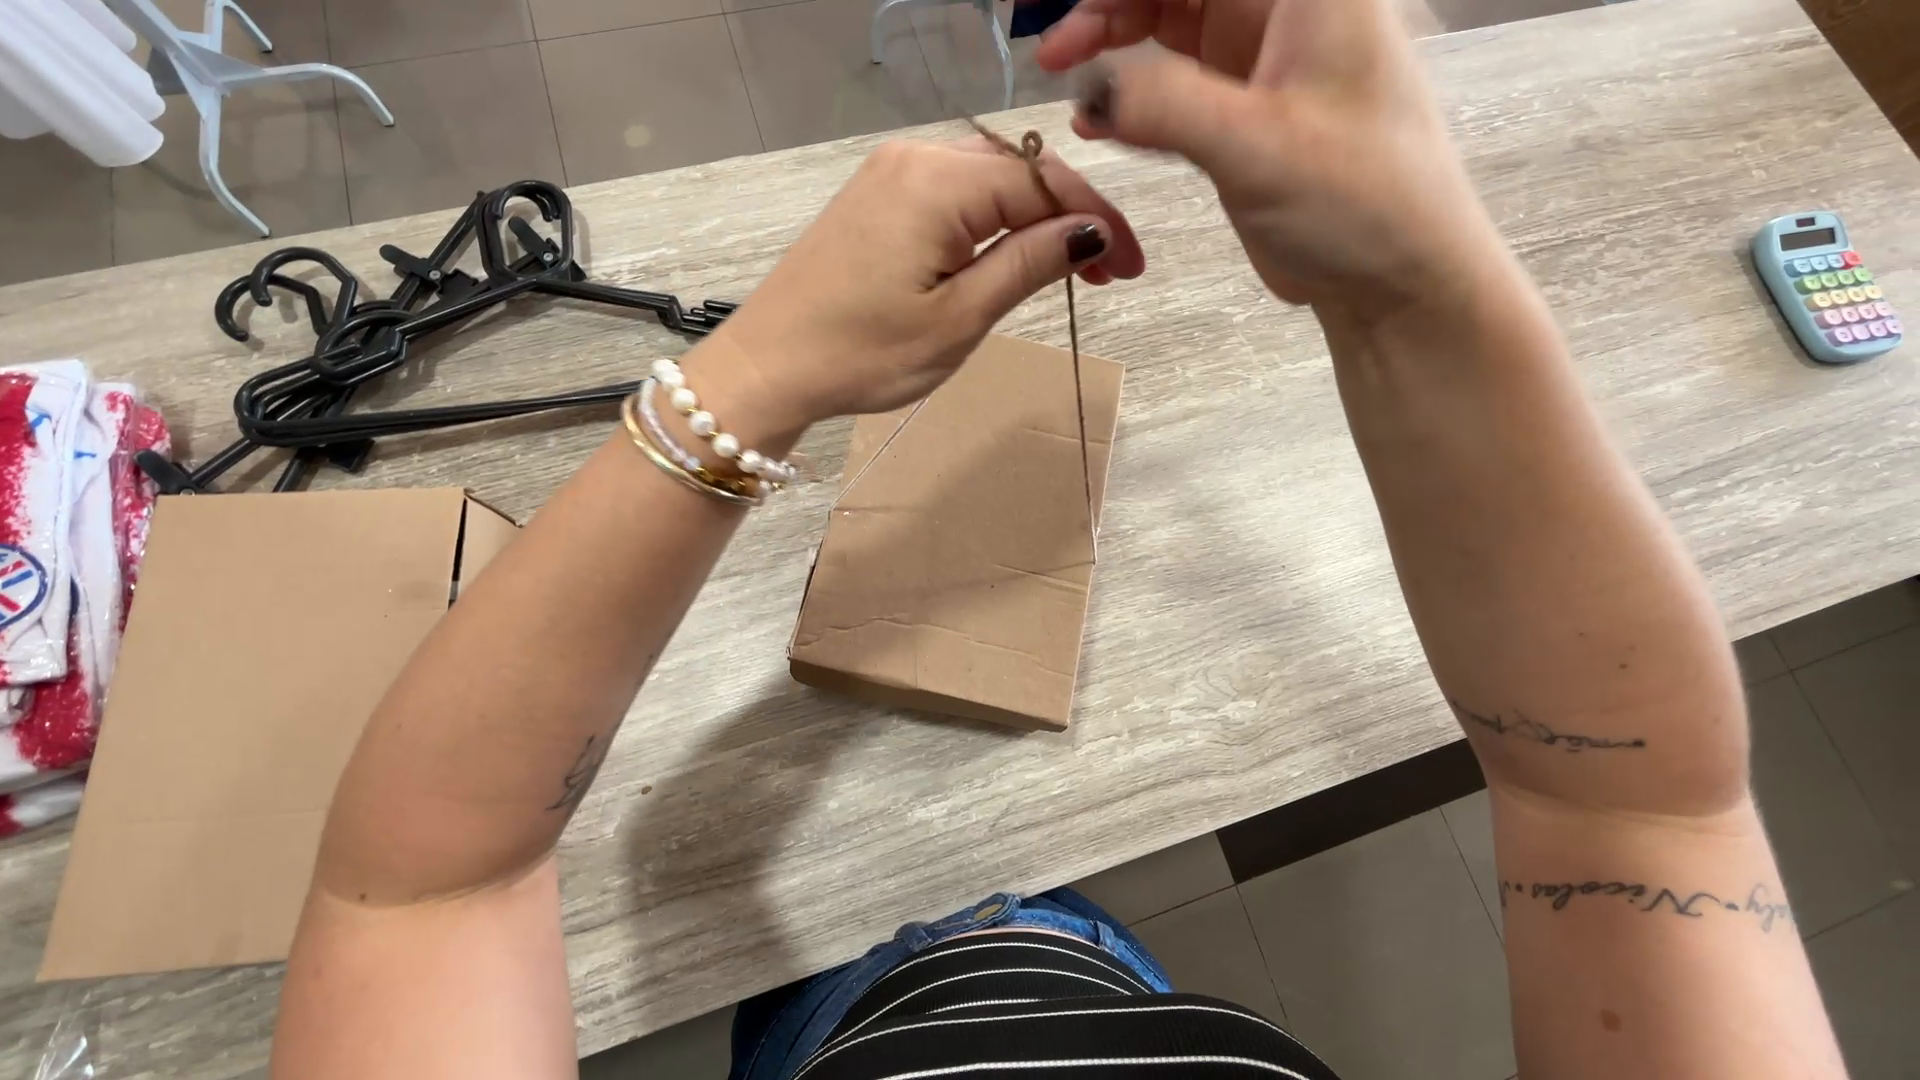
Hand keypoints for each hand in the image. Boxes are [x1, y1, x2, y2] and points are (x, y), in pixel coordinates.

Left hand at [689, 137, 1143, 439]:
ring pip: (987, 181)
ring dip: (1032, 220)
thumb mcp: (959, 319)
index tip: (1133, 269)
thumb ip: (1027, 264)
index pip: (1044, 181)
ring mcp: (889, 173)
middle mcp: (914, 157)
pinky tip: (1010, 255)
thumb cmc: (863, 354)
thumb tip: (1090, 232)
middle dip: (1069, 217)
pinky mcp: (875, 197)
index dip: (1098, 220)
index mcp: (938, 181)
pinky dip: (991, 223)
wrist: (768, 366)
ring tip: (1067, 271)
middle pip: (1018, 172)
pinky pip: (952, 194)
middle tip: (1106, 275)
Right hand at [1035, 0, 1511, 319]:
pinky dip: (1132, 90)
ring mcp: (1263, 55)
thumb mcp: (1254, 146)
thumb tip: (1085, 86)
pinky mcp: (1245, 106)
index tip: (1051, 7)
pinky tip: (1096, 117)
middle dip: (1108, 3)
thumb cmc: (1354, 201)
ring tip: (1064, 81)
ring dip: (1113, 42)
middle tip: (1051, 52)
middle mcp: (1285, 5)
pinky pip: (1174, 77)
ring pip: (1169, 20)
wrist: (1396, 277)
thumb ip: (1163, 104)